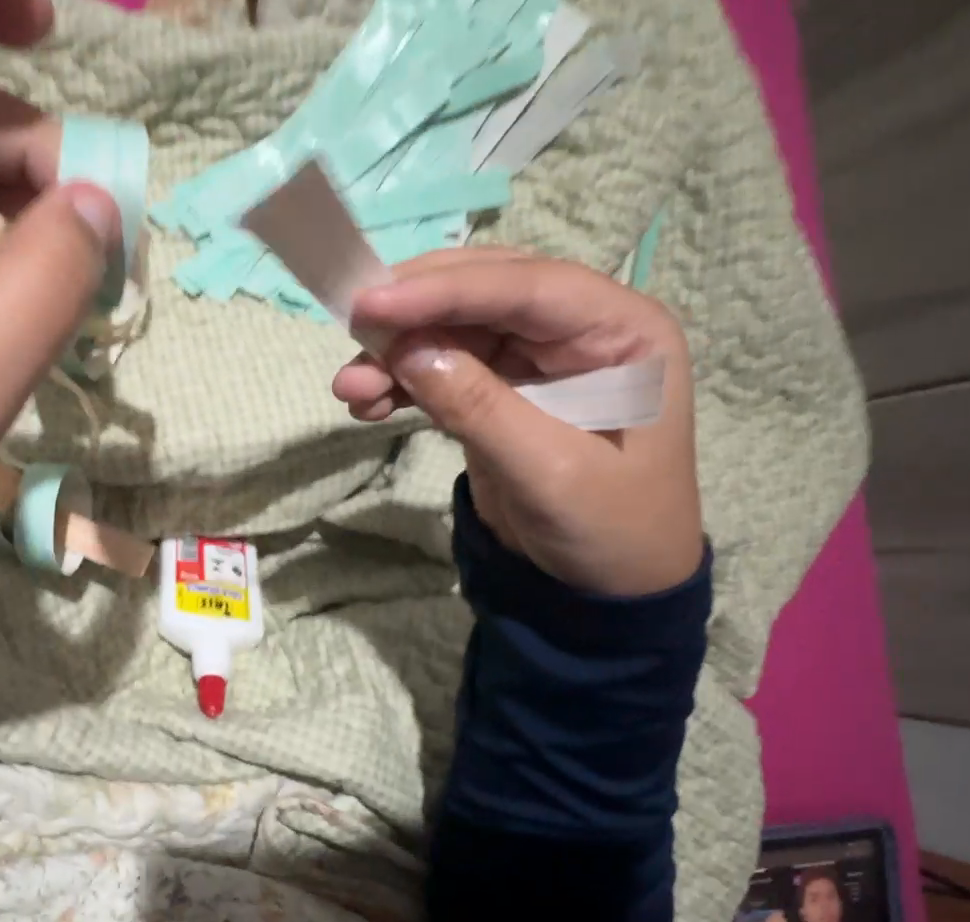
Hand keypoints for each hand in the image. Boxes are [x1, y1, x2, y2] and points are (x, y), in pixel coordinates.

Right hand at [334, 248, 702, 596]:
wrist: (609, 585)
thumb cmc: (606, 526)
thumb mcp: (546, 470)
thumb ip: (478, 405)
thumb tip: (406, 351)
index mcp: (620, 330)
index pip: (525, 288)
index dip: (445, 290)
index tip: (373, 302)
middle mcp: (579, 328)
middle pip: (484, 293)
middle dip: (415, 312)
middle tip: (353, 329)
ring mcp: (537, 357)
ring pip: (454, 329)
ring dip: (397, 352)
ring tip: (349, 389)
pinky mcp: (501, 387)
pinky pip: (443, 366)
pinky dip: (401, 381)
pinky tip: (366, 404)